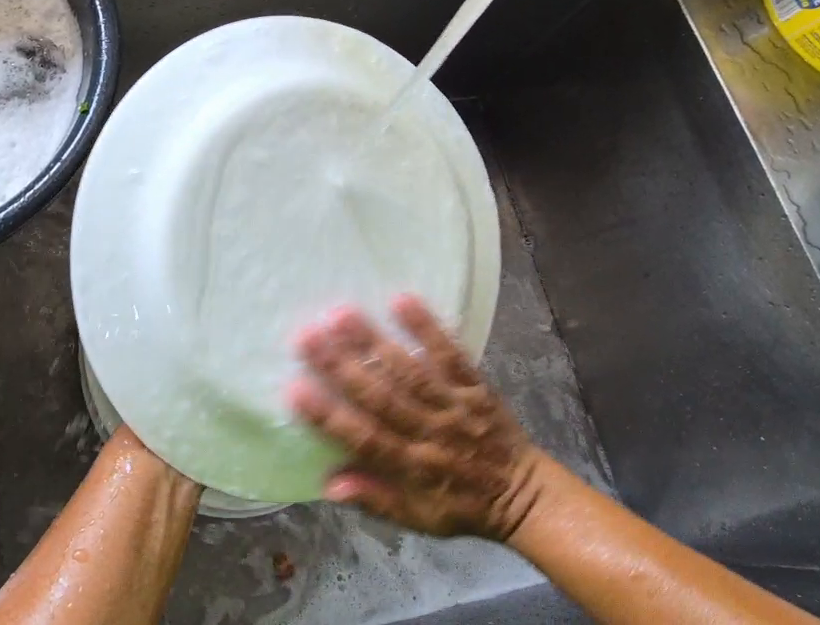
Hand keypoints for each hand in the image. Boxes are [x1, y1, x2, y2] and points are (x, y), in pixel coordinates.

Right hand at [288, 294, 546, 542]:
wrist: (526, 495)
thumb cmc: (461, 505)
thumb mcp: (419, 519)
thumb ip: (375, 499)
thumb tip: (327, 484)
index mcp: (412, 467)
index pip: (364, 439)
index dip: (328, 416)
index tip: (293, 390)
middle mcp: (430, 432)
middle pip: (381, 397)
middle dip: (341, 366)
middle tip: (305, 335)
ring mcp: (453, 405)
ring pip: (409, 371)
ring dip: (374, 342)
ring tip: (341, 313)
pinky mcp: (474, 385)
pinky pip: (450, 354)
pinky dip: (428, 328)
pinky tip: (402, 300)